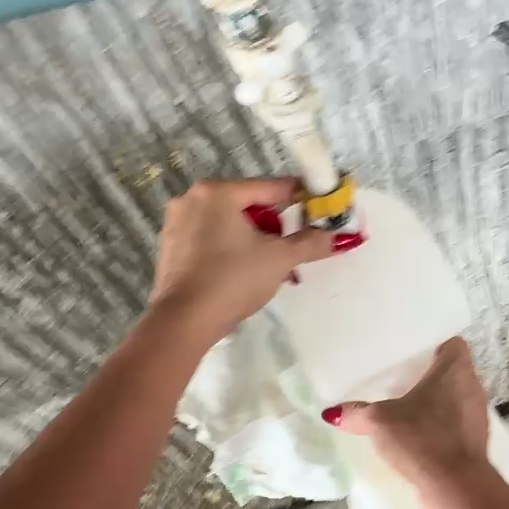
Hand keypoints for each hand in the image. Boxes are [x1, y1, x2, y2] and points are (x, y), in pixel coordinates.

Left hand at [148, 178, 356, 340]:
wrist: (184, 321)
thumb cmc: (233, 279)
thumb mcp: (280, 258)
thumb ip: (310, 242)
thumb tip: (336, 237)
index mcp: (217, 192)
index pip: (270, 188)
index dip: (300, 197)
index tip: (320, 205)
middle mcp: (192, 199)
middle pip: (248, 205)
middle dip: (275, 226)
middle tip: (293, 246)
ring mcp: (177, 224)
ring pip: (229, 224)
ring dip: (255, 240)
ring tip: (272, 265)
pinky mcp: (171, 249)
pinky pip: (211, 240)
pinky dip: (232, 250)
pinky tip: (244, 272)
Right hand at [324, 338, 492, 508]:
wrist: (457, 486)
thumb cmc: (422, 439)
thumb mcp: (380, 422)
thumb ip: (357, 413)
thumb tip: (332, 412)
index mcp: (456, 370)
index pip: (453, 343)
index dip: (434, 343)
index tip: (412, 350)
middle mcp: (473, 386)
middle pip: (453, 370)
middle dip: (430, 373)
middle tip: (402, 375)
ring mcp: (477, 414)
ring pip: (456, 397)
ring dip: (436, 400)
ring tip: (407, 404)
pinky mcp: (475, 439)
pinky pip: (457, 422)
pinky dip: (441, 423)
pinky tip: (418, 433)